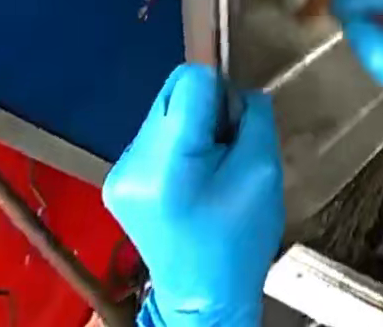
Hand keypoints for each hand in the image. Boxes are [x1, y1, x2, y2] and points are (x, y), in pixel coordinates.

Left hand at [102, 64, 283, 326]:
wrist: (203, 302)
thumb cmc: (239, 241)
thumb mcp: (263, 170)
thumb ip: (253, 116)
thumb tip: (237, 90)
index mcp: (167, 163)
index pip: (191, 79)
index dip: (222, 92)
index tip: (233, 125)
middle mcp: (133, 161)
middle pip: (174, 89)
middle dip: (206, 106)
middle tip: (225, 145)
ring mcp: (120, 170)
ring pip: (165, 107)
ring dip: (193, 124)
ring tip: (208, 166)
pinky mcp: (119, 178)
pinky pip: (157, 132)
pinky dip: (179, 142)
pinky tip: (190, 176)